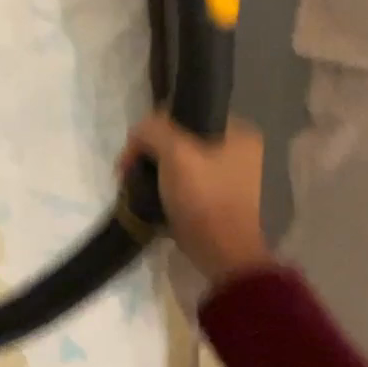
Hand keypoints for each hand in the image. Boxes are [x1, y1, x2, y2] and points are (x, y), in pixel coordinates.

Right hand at [117, 114, 271, 284]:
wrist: (222, 254)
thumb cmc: (203, 198)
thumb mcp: (174, 153)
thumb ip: (152, 129)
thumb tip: (139, 133)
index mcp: (239, 132)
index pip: (183, 112)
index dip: (153, 127)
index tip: (135, 149)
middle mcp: (239, 149)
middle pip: (177, 135)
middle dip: (148, 150)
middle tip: (128, 168)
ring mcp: (228, 174)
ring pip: (177, 157)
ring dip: (152, 167)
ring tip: (133, 182)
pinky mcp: (216, 196)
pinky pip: (182, 177)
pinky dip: (163, 183)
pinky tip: (149, 193)